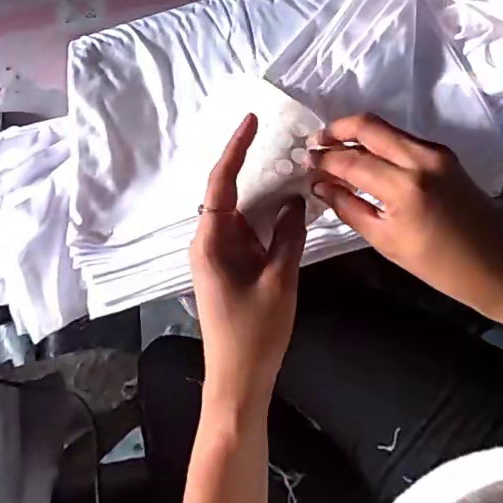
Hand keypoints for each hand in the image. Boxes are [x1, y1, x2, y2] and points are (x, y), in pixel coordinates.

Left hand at [190, 113, 306, 416]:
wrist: (238, 381)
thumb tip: (294, 199)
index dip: (236, 149)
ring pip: (238, 210)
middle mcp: (208, 241)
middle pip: (226, 191)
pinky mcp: (228, 265)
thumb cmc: (255, 334)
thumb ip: (287, 236)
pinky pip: (245, 229)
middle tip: (278, 138)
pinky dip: (263, 215)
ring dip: (259, 191)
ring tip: (286, 164)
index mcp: (211, 240)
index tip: (251, 121)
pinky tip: (284, 206)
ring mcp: (217, 254)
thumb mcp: (280, 281)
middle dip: (250, 164)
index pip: (221, 182)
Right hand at [310, 114, 502, 320]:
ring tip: (332, 150)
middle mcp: (420, 158)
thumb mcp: (387, 242)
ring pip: (384, 127)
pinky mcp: (443, 153)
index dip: (323, 160)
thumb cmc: (442, 266)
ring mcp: (435, 152)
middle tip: (314, 144)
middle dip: (335, 130)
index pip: (350, 160)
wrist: (502, 264)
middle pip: (367, 125)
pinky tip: (362, 157)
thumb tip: (320, 185)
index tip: (305, 163)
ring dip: (355, 134)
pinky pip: (400, 138)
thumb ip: (349, 207)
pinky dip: (377, 142)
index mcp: (404, 187)